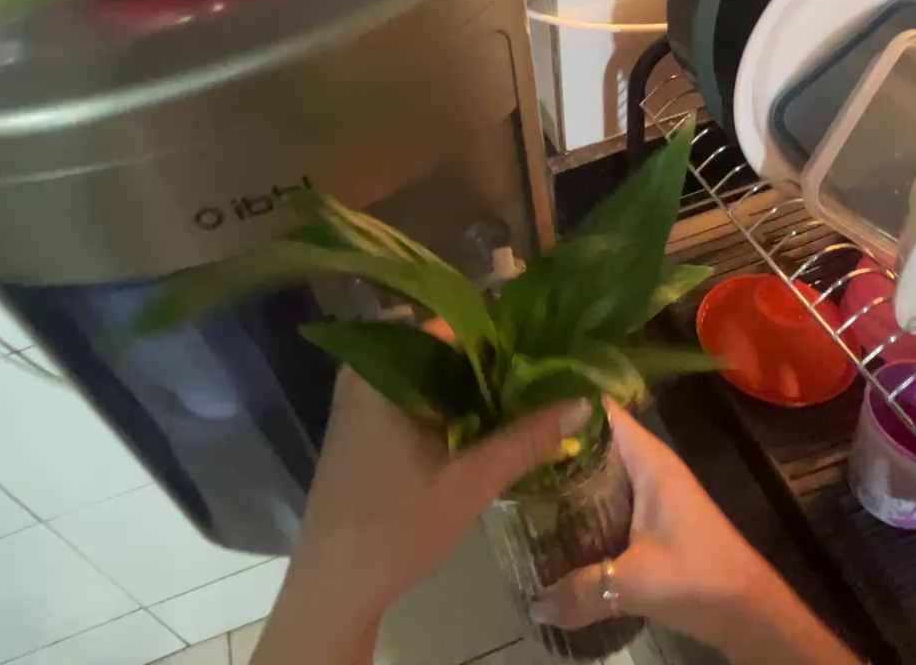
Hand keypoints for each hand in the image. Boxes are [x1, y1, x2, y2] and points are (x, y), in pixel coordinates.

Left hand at [252, 368, 589, 664]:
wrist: (332, 588)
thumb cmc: (395, 530)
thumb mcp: (470, 483)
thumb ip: (525, 439)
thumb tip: (582, 401)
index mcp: (382, 368)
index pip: (454, 326)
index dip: (503, 337)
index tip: (546, 352)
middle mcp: (365, 369)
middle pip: (442, 349)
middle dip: (492, 364)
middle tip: (544, 377)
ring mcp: (360, 395)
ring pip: (430, 374)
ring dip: (472, 387)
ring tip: (524, 398)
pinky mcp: (362, 421)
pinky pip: (414, 394)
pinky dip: (448, 405)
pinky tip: (484, 424)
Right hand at [531, 404, 859, 664]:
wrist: (751, 612)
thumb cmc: (701, 575)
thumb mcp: (638, 581)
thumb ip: (584, 590)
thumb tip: (532, 604)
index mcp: (646, 457)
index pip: (600, 408)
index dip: (562, 398)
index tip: (519, 400)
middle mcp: (645, 464)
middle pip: (591, 437)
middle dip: (552, 439)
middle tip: (506, 443)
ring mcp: (647, 490)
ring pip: (596, 467)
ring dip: (563, 471)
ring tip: (515, 475)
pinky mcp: (647, 517)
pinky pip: (603, 493)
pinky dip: (578, 498)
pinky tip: (548, 515)